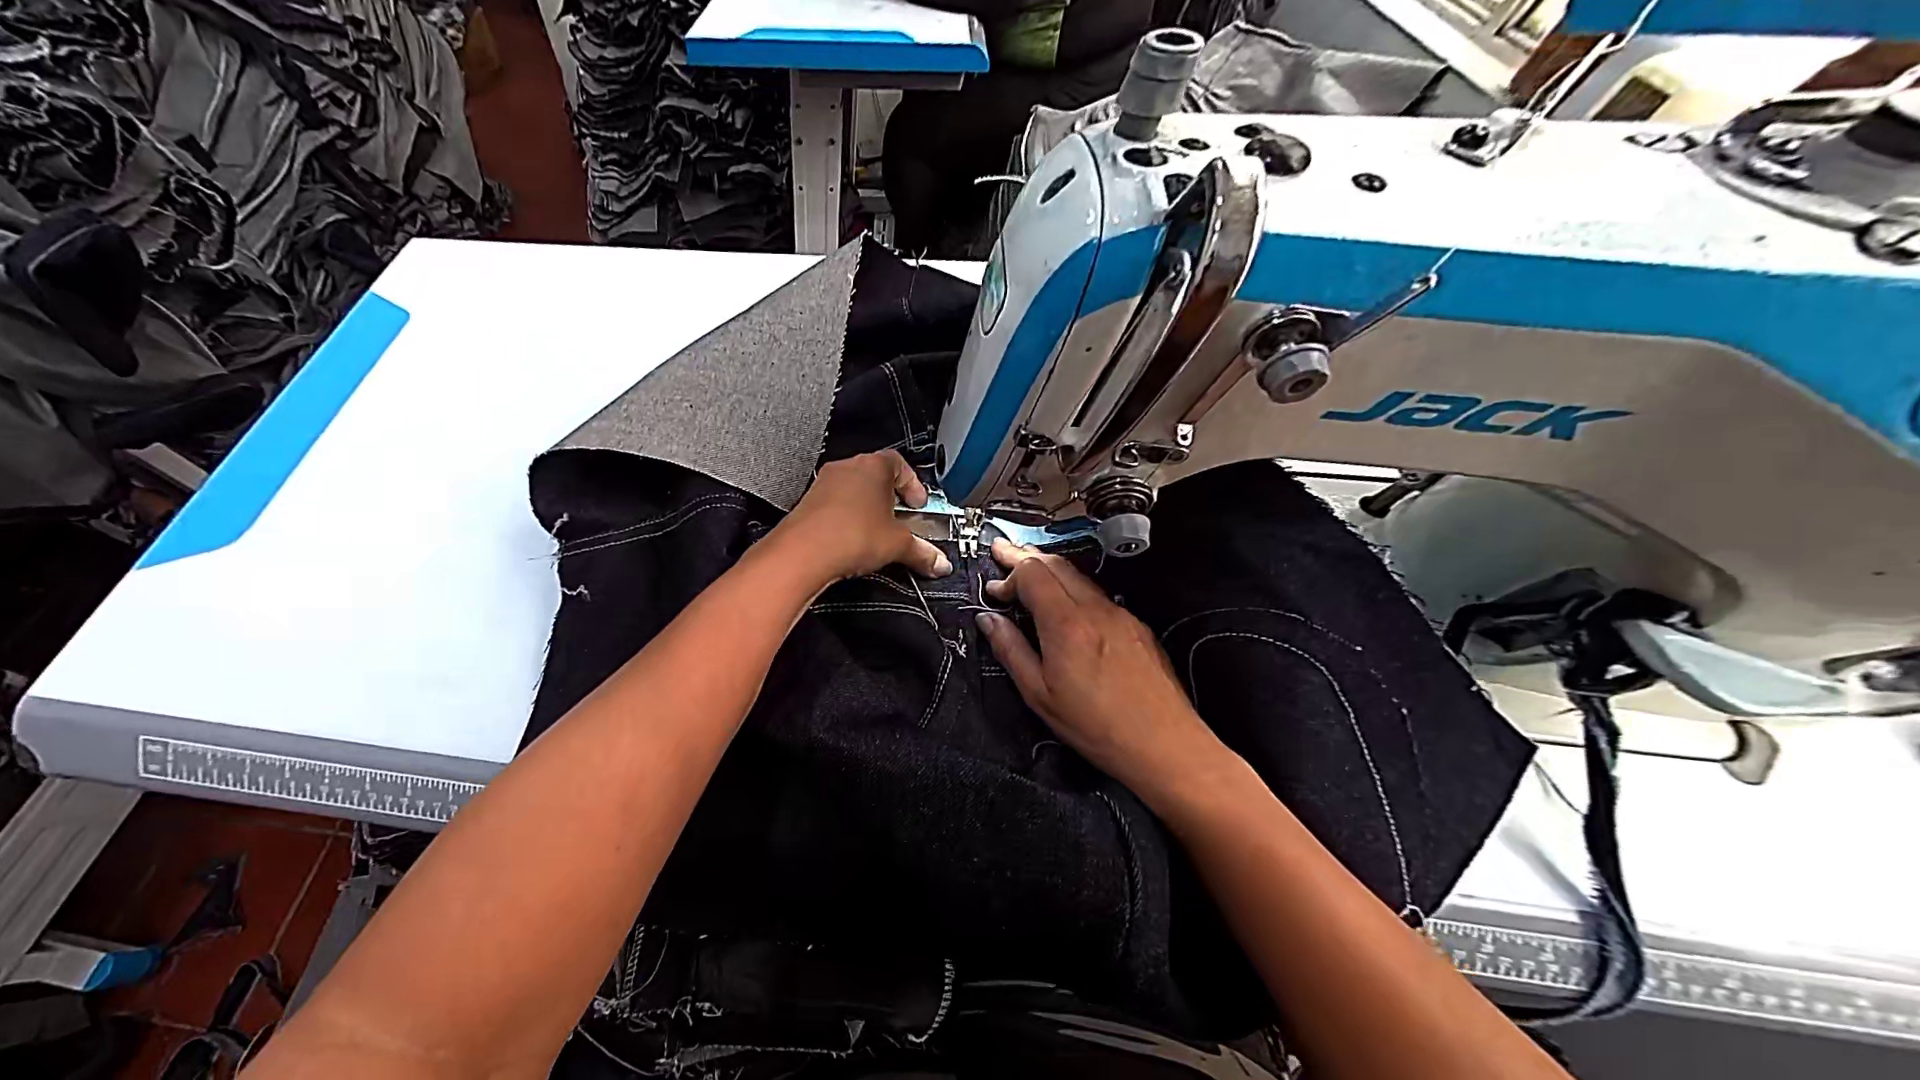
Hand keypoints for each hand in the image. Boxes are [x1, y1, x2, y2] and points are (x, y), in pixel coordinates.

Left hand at [773, 450, 951, 584]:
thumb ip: (922, 551)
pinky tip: (855, 543)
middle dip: (892, 499)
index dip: (914, 485)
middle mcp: (847, 468)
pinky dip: (848, 521)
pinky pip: (836, 507)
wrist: (803, 554)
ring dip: (868, 510)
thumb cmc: (848, 534)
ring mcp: (825, 484)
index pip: (901, 464)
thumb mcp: (898, 545)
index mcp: (874, 465)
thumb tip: (937, 561)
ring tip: (879, 535)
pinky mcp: (809, 504)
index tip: (919, 504)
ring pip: (854, 491)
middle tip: (903, 520)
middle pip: (877, 477)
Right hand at [973, 538, 1233, 803]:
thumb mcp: (1040, 695)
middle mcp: (1096, 610)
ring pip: (1079, 577)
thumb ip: (1011, 650)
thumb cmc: (1101, 728)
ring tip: (1029, 574)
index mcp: (1067, 625)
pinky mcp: (1136, 626)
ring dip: (1050, 570)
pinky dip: (1074, 589)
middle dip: (1025, 556)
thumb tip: (990, 622)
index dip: (1008, 574)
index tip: (994, 590)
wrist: (1165, 744)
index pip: (1032, 573)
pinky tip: (1065, 604)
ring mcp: (1120, 615)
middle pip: (1055, 564)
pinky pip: (1098, 595)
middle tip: (1003, 554)